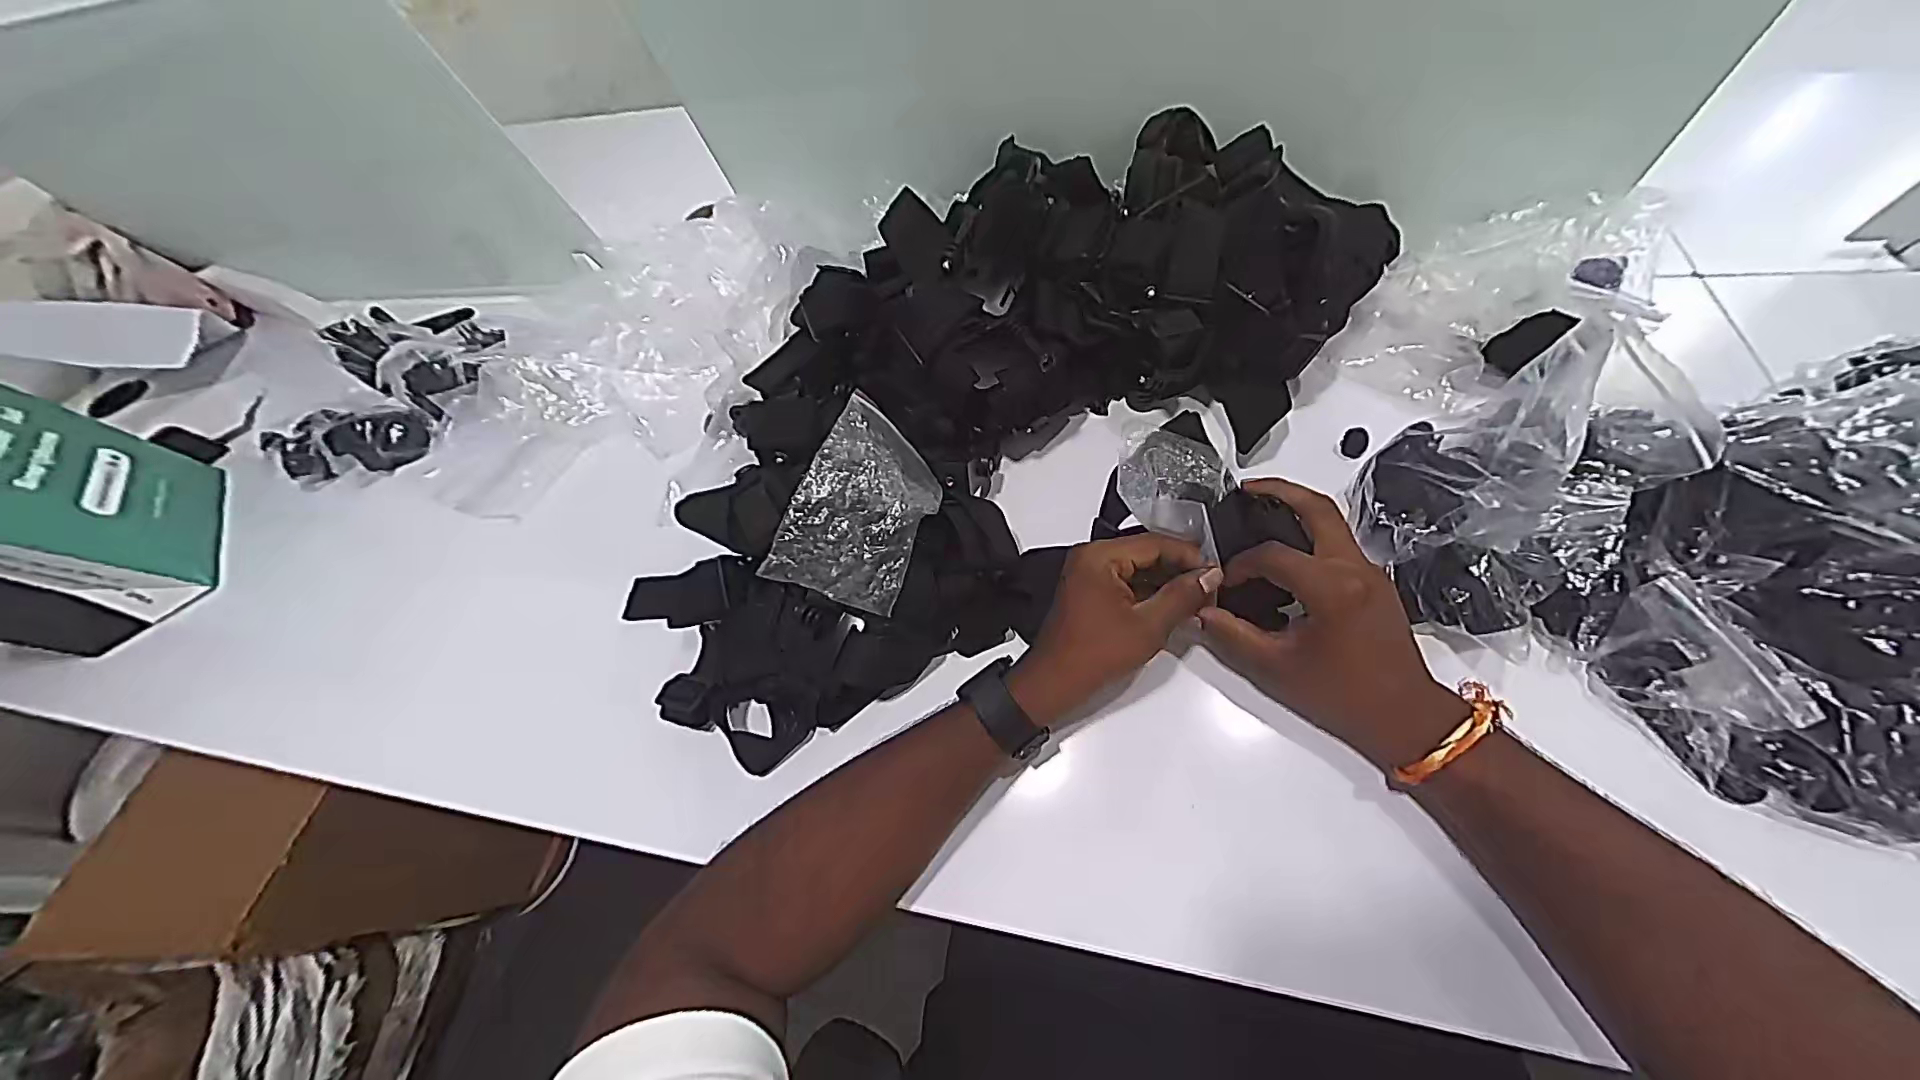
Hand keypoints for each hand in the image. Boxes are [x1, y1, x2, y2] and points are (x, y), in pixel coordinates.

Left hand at [1010, 534, 1222, 725]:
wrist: (1056, 681)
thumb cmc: (1088, 655)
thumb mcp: (1149, 625)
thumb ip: (1182, 596)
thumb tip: (1207, 577)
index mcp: (1099, 556)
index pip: (1156, 543)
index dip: (1190, 557)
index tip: (1213, 572)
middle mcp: (1090, 558)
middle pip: (1147, 552)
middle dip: (1179, 570)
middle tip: (1208, 586)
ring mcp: (1087, 573)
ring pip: (1138, 567)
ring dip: (1166, 582)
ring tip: (1194, 599)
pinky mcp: (1089, 589)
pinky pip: (1125, 580)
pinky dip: (1148, 592)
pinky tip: (1170, 607)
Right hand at [1196, 478, 1468, 771]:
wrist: (1406, 719)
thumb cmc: (1348, 697)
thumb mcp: (1276, 668)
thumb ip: (1231, 634)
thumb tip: (1204, 613)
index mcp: (1333, 588)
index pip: (1272, 555)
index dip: (1240, 566)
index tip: (1225, 584)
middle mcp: (1357, 571)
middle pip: (1318, 509)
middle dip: (1280, 491)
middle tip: (1248, 489)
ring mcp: (1371, 575)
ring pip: (1333, 524)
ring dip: (1298, 512)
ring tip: (1263, 514)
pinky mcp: (1375, 585)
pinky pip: (1338, 547)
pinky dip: (1309, 540)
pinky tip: (1285, 561)